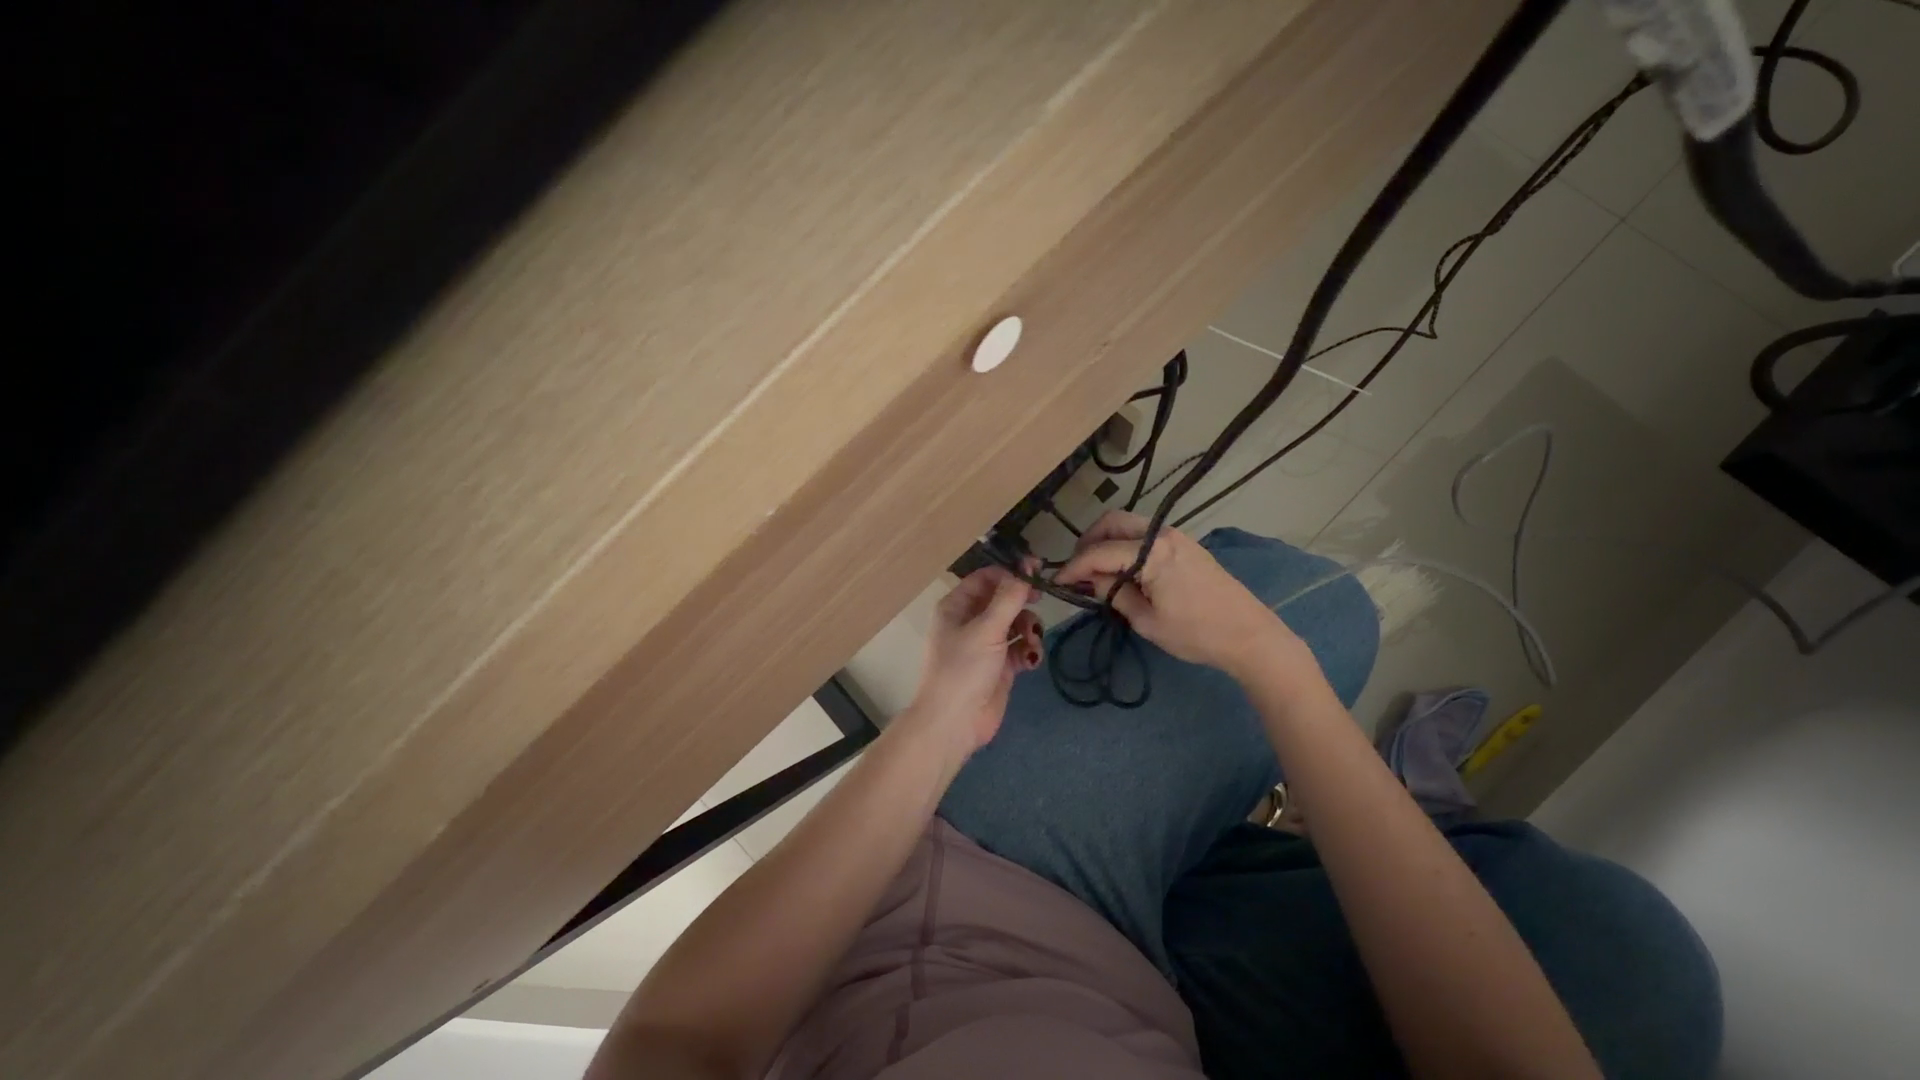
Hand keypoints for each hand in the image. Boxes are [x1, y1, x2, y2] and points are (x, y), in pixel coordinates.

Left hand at [905, 566, 1040, 753]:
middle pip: (1004, 600)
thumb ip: (1009, 597)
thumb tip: (1026, 568)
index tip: (1037, 572)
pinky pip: (1020, 647)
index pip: (986, 578)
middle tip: (1041, 601)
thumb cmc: (963, 669)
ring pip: (1015, 623)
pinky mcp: (1000, 667)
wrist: (954, 723)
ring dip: (1028, 628)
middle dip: (1023, 602)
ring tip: (1030, 642)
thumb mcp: (987, 629)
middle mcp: (970, 622)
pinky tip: (1030, 660)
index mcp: (956, 606)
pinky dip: (1028, 650)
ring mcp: (985, 645)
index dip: (1010, 573)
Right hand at [1054, 510, 1296, 675]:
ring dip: (1107, 541)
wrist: (1249, 635)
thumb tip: (1092, 580)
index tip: (1056, 581)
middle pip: (1113, 523)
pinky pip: (1145, 535)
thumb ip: (1115, 595)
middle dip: (1088, 542)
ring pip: (1129, 526)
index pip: (1100, 552)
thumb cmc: (1197, 633)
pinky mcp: (1186, 545)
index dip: (1074, 567)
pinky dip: (1125, 545)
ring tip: (1095, 570)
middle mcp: (1163, 535)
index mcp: (1152, 553)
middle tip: (1076, 569)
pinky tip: (1121, 569)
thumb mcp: (1147, 621)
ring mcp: (1176, 536)